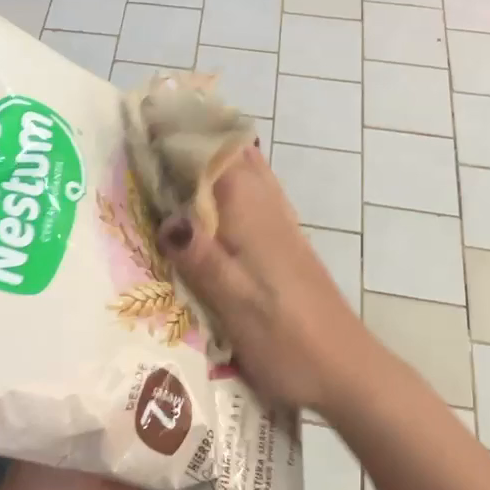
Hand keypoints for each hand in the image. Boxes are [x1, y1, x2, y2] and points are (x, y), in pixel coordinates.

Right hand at [158, 145, 368, 412]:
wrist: (347, 371)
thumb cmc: (288, 340)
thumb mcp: (234, 303)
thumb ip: (200, 257)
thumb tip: (164, 217)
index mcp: (249, 213)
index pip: (211, 155)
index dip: (178, 134)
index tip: (142, 118)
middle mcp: (266, 207)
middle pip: (229, 155)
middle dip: (193, 138)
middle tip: (149, 131)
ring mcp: (280, 224)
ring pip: (244, 171)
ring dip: (211, 155)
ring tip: (172, 150)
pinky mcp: (285, 244)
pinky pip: (253, 192)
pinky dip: (228, 179)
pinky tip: (212, 195)